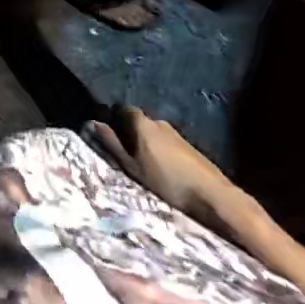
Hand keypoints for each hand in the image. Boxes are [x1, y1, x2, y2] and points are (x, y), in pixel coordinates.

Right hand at [84, 107, 235, 224]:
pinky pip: (167, 143)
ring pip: (154, 134)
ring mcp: (175, 133)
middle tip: (125, 156)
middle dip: (131, 134)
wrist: (210, 193)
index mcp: (143, 123)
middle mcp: (159, 121)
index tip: (110, 135)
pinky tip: (163, 170)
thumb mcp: (133, 168)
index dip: (116, 119)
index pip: (124, 109)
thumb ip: (113, 145)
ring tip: (144, 166)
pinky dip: (161, 151)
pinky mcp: (188, 145)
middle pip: (139, 122)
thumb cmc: (166, 182)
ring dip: (147, 144)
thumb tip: (94, 123)